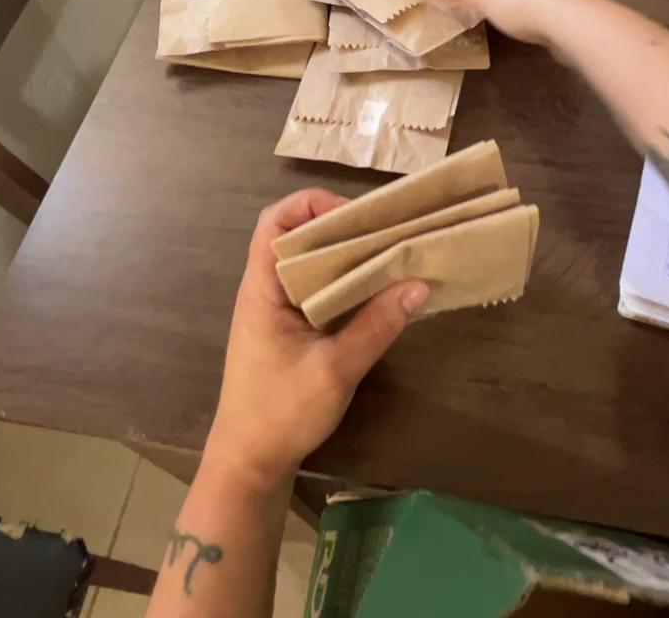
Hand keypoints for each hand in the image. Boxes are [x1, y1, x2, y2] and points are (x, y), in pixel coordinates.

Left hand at [206, 189, 428, 487]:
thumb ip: (377, 326)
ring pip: (310, 262)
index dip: (313, 206)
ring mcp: (277, 309)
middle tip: (386, 232)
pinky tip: (377, 289)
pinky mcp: (291, 328)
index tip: (356, 218)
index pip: (275, 221)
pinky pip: (317, 288)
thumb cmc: (281, 412)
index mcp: (262, 288)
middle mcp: (266, 289)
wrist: (249, 463)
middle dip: (341, 226)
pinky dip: (345, 280)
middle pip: (297, 235)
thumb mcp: (335, 370)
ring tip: (389, 253)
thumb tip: (419, 284)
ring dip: (346, 254)